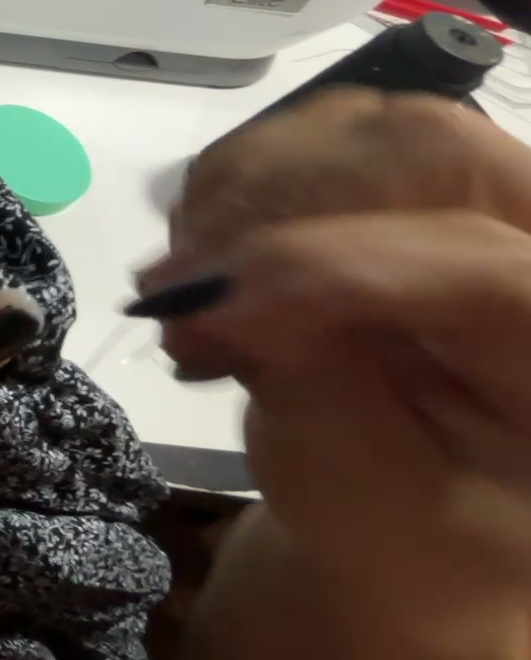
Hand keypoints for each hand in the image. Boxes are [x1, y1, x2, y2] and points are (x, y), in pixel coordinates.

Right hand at [135, 91, 530, 632]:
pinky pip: (282, 149)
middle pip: (415, 147)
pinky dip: (213, 205)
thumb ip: (307, 381)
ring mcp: (475, 207)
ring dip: (224, 209)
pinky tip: (202, 278)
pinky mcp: (391, 195)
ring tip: (187, 304)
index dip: (323, 268)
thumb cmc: (404, 529)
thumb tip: (211, 295)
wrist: (408, 520)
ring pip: (332, 130)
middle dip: (262, 210)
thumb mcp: (362, 484)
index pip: (479, 262)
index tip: (193, 312)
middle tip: (179, 300)